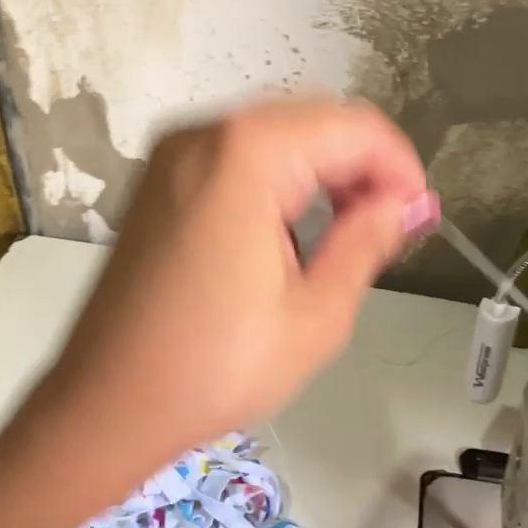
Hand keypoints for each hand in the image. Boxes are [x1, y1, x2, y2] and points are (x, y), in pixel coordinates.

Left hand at [39, 95, 436, 463]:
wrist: (107, 405)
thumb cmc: (214, 370)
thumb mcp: (315, 315)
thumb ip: (367, 243)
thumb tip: (403, 205)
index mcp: (246, 155)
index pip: (353, 127)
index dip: (400, 168)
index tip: (420, 217)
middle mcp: (201, 135)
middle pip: (311, 122)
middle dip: (361, 170)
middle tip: (388, 232)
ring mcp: (169, 157)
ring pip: (273, 139)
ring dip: (320, 177)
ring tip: (345, 241)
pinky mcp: (155, 186)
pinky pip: (234, 162)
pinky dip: (276, 186)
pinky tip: (289, 239)